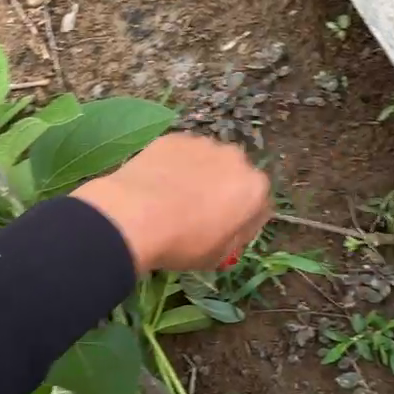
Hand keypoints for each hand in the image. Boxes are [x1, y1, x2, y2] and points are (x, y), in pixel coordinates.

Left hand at [71, 134, 270, 275]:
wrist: (134, 216)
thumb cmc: (183, 243)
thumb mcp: (219, 256)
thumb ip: (236, 236)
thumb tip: (234, 226)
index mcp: (254, 188)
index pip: (258, 204)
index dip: (242, 220)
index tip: (224, 231)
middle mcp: (236, 158)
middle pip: (235, 176)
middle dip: (223, 190)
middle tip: (198, 212)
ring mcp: (204, 143)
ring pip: (208, 160)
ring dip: (199, 174)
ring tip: (173, 196)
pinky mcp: (175, 137)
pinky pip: (181, 153)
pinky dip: (175, 164)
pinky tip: (157, 182)